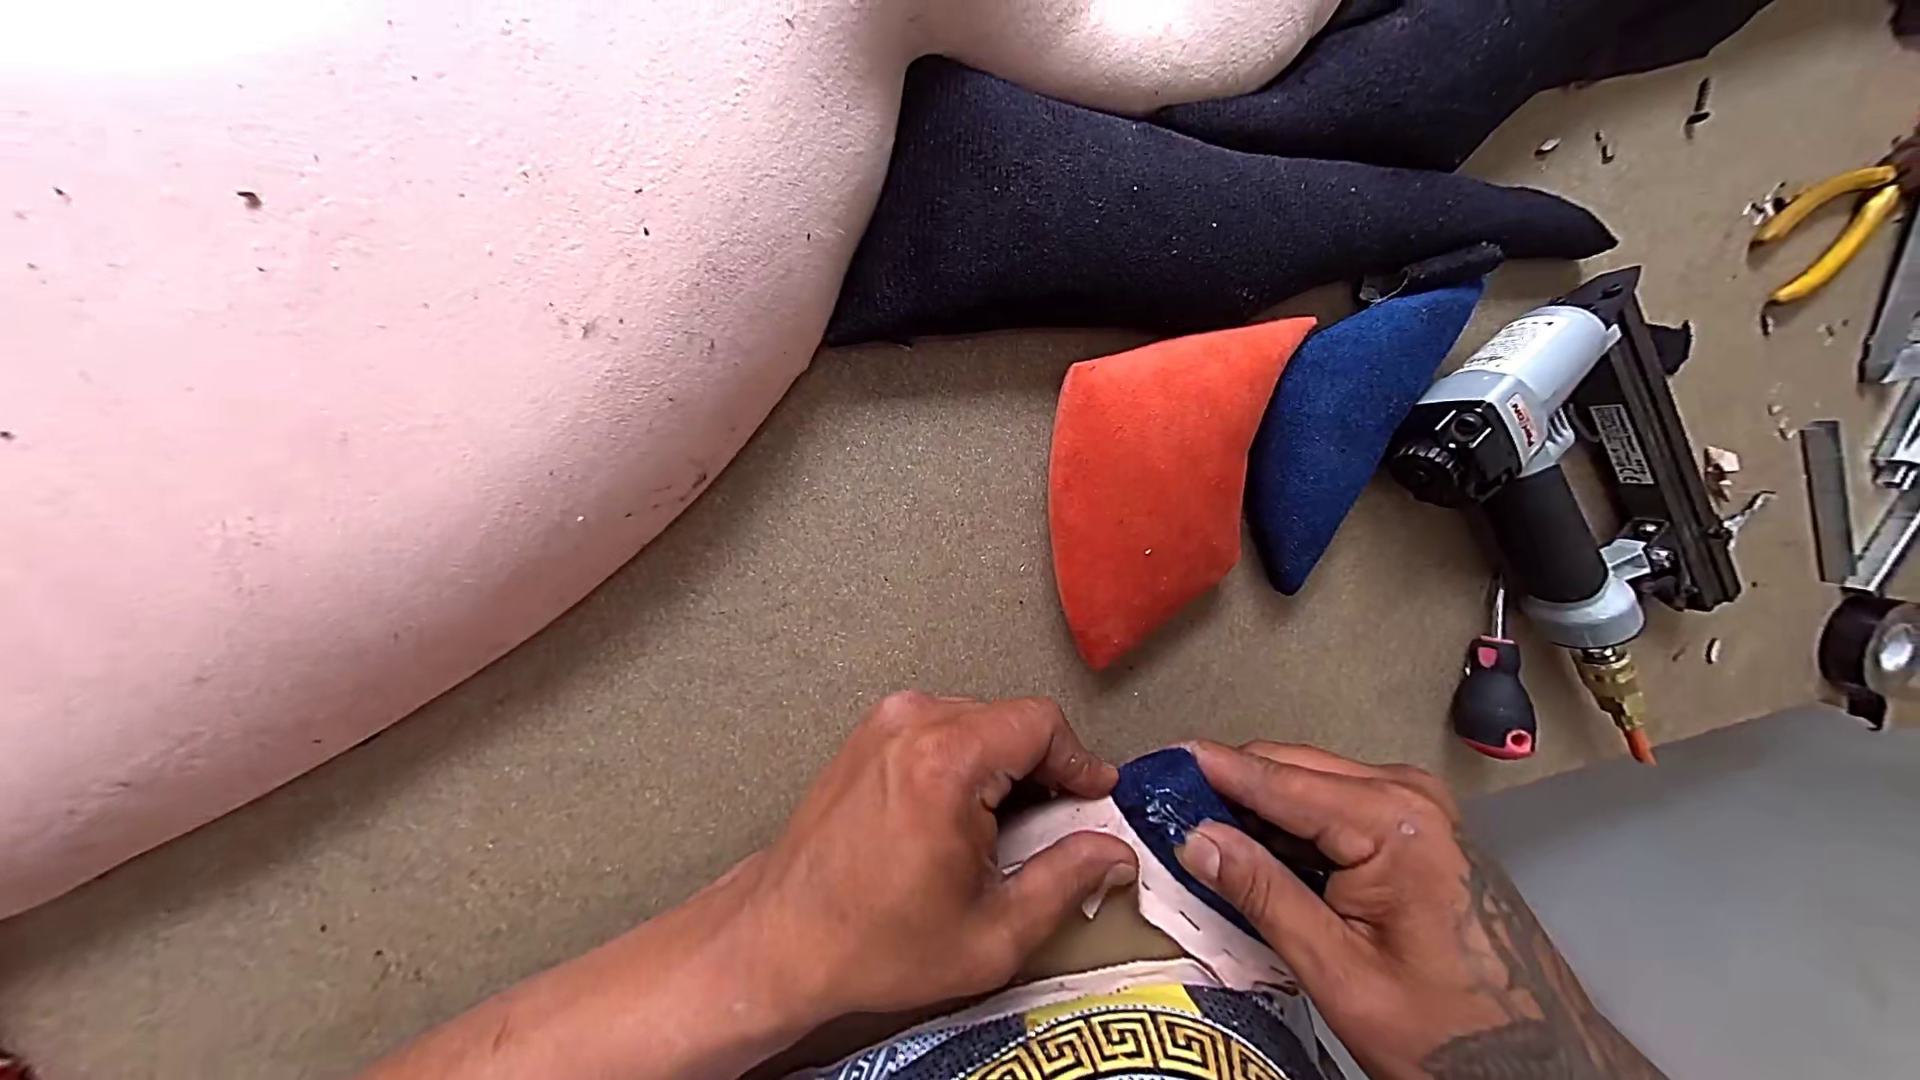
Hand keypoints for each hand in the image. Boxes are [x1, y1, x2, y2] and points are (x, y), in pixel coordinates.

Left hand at [740, 692, 1137, 1020]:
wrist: (784, 933)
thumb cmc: (870, 939)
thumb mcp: (991, 932)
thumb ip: (1065, 879)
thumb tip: (1109, 851)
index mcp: (945, 761)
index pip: (1041, 722)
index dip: (1078, 757)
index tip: (1092, 789)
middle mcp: (914, 724)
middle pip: (1013, 718)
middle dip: (1044, 767)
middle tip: (1054, 821)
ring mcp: (889, 720)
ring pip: (982, 718)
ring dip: (1006, 762)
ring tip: (1001, 823)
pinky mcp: (877, 729)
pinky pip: (947, 723)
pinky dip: (971, 756)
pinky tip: (964, 807)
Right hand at [1176, 742, 1664, 1079]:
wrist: (1548, 1074)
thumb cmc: (1455, 1039)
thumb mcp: (1341, 974)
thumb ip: (1262, 894)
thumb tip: (1194, 838)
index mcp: (1391, 821)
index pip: (1270, 777)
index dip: (1204, 768)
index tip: (1153, 765)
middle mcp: (1403, 793)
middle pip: (1282, 767)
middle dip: (1221, 783)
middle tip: (1165, 804)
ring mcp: (1409, 803)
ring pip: (1298, 779)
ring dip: (1247, 801)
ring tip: (1196, 825)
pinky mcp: (1406, 820)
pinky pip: (1323, 800)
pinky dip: (1279, 817)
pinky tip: (1250, 844)